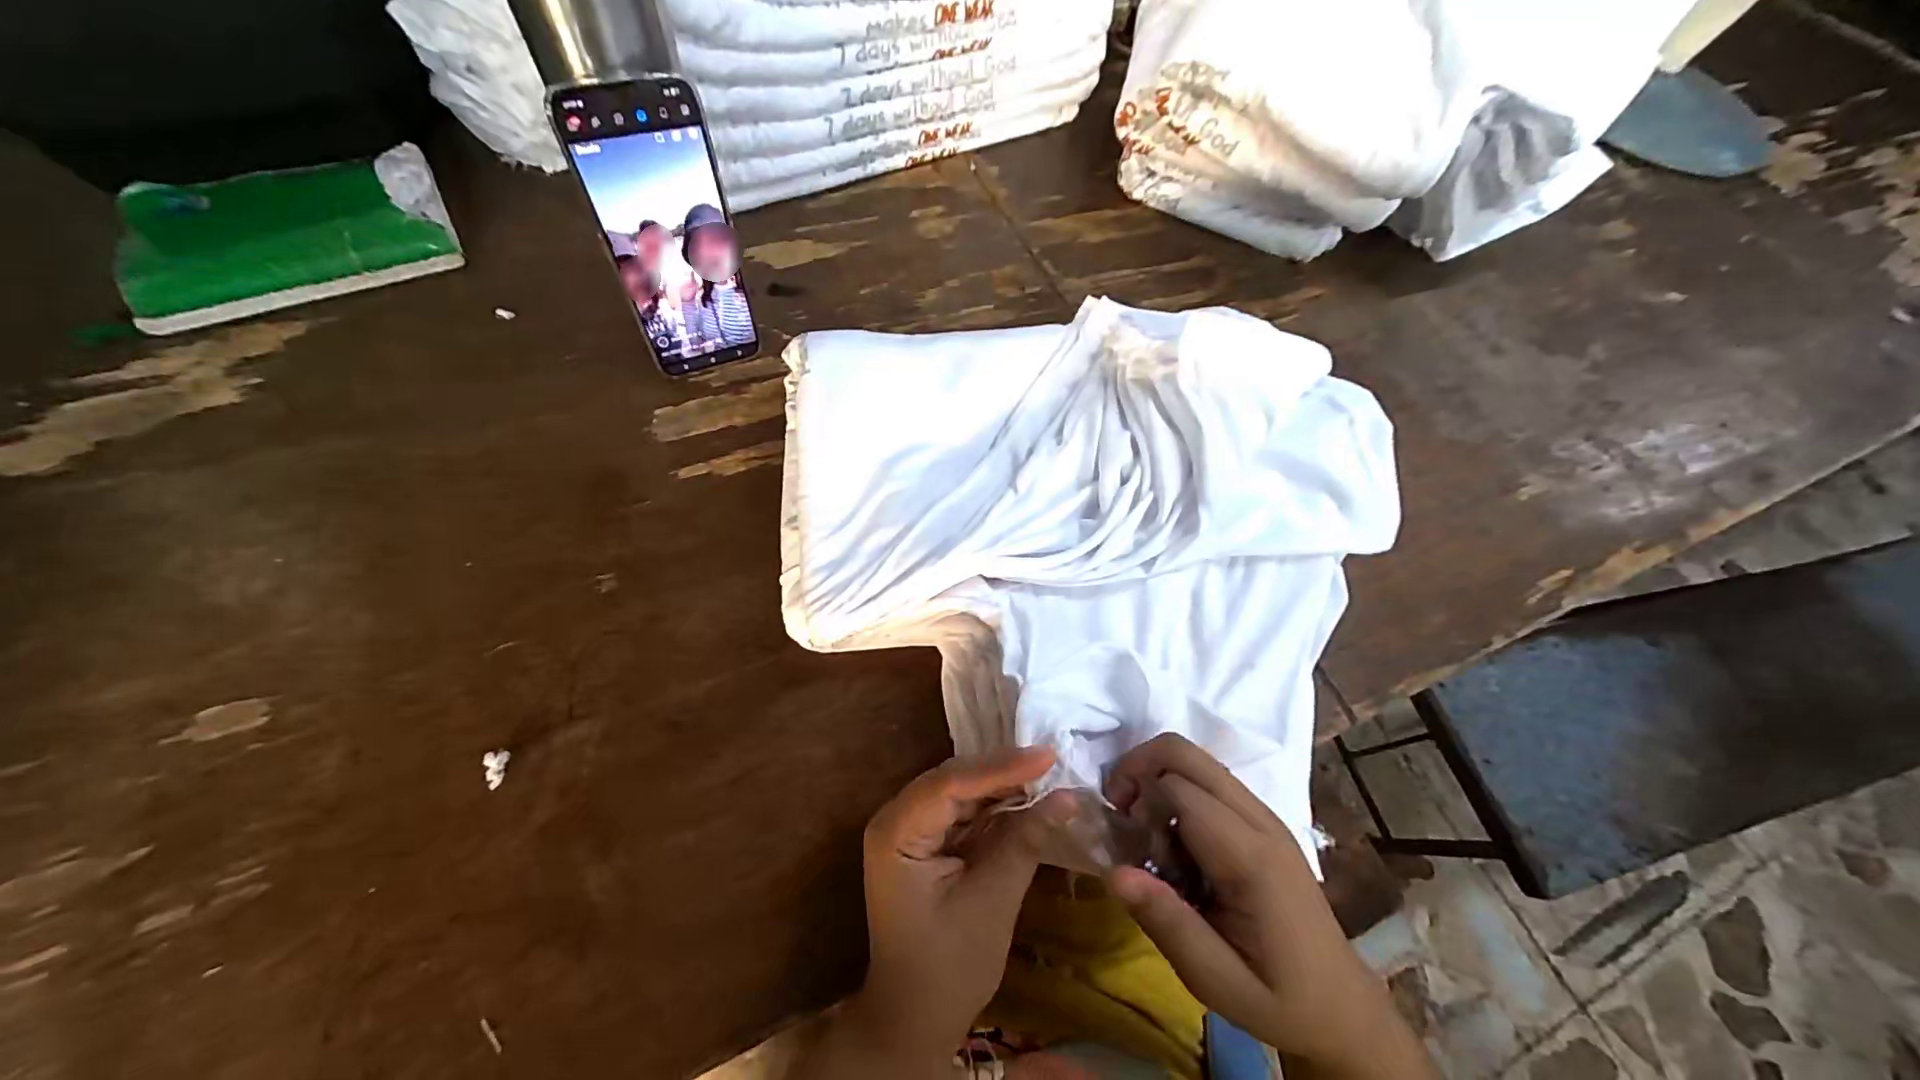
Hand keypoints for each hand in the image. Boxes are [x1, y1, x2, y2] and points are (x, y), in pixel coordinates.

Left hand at [793, 746, 1065, 1078]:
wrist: (914, 1016)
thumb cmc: (948, 966)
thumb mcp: (991, 903)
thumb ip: (1024, 843)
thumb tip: (1067, 796)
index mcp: (896, 834)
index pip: (949, 785)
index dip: (1000, 767)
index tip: (1047, 756)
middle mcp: (895, 820)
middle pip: (953, 780)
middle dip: (1003, 770)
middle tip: (1053, 759)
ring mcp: (909, 829)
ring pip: (960, 789)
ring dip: (1002, 783)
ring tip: (1048, 772)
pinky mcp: (927, 840)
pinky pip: (963, 810)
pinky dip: (996, 804)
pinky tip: (1027, 796)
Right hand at [1103, 735, 1435, 1079]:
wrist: (1344, 1010)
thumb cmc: (1279, 1001)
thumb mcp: (1216, 980)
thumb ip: (1166, 923)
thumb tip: (1113, 872)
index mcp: (1250, 858)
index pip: (1179, 788)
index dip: (1137, 796)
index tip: (1118, 833)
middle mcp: (1261, 822)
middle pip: (1187, 753)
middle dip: (1139, 766)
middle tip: (1120, 813)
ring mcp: (1266, 819)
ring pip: (1198, 762)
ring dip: (1158, 780)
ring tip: (1144, 835)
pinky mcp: (1264, 825)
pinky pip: (1210, 784)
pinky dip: (1178, 793)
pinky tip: (1173, 844)